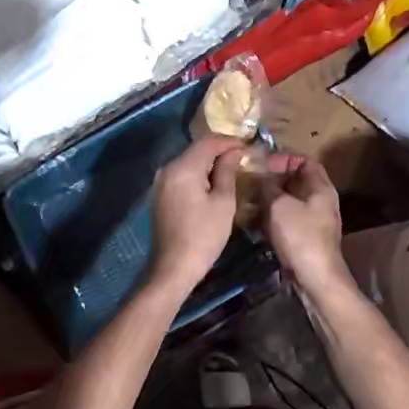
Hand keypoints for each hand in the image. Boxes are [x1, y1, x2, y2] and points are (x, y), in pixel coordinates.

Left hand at [149, 136, 245, 290]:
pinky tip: (212, 183)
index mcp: (183, 168)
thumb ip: (227, 171)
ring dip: (208, 162)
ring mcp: (161, 182)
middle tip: (242, 157)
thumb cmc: (204, 235)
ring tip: (231, 169)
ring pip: (188, 162)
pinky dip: (197, 174)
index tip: (248, 146)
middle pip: (196, 150)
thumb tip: (233, 152)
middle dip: (219, 150)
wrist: (174, 267)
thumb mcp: (223, 202)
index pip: (208, 142)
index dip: (230, 141)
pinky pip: (181, 175)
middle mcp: (167, 169)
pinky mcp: (160, 194)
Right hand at [261, 154, 347, 290]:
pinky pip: (286, 220)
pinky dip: (271, 217)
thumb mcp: (279, 205)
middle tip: (251, 181)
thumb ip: (268, 187)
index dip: (285, 158)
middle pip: (296, 181)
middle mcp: (320, 201)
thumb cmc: (300, 236)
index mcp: (321, 188)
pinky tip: (253, 222)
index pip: (305, 161)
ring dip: (269, 200)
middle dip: (272, 180)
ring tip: (247, 201)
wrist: (315, 277)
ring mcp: (313, 220)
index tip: (263, 163)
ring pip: (289, 202)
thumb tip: (261, 179)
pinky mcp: (304, 237)